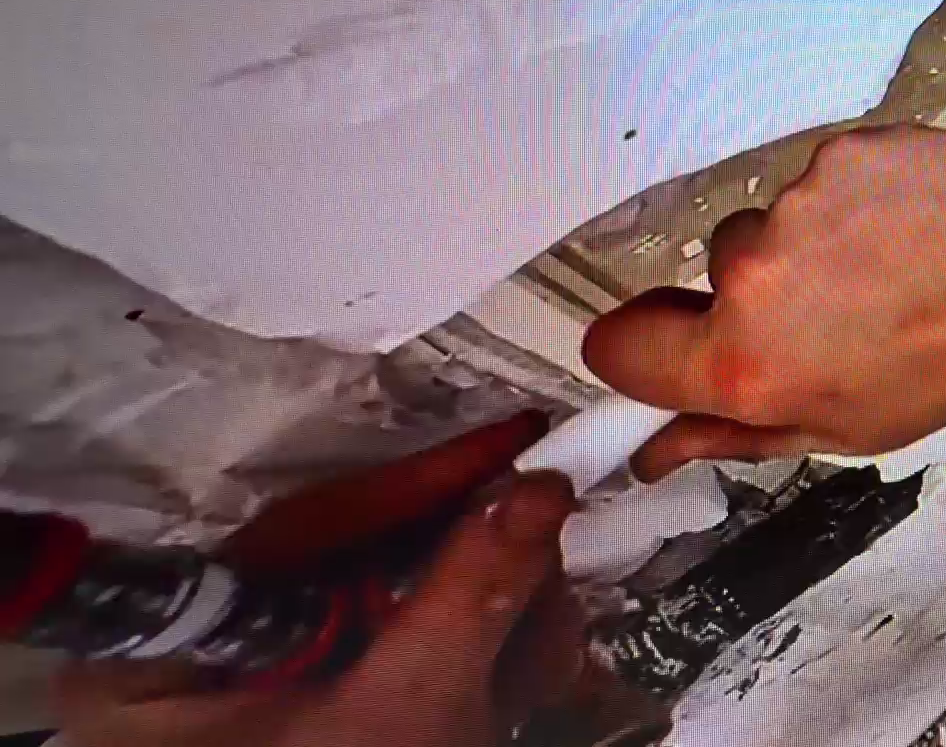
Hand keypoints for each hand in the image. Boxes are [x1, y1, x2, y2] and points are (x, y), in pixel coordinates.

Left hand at [54, 415, 581, 746]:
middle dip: (492, 564)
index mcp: (189, 652)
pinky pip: (444, 626)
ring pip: (433, 585)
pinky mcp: (362, 688)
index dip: (429, 477)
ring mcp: (307, 671)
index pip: (317, 523)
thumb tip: (544, 482)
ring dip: (514, 609)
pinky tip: (532, 674)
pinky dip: (503, 642)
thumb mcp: (411, 709)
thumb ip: (473, 591)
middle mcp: (242, 646)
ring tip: (547, 655)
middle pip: (391, 551)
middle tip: (553, 568)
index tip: (522, 439)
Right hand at [583, 126, 945, 478]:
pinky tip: (905, 220)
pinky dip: (853, 196)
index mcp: (747, 362)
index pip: (621, 346)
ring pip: (775, 218)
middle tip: (844, 301)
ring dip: (815, 238)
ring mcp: (797, 203)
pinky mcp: (839, 153)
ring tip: (889, 258)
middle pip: (713, 271)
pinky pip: (821, 176)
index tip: (672, 336)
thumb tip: (658, 447)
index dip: (640, 345)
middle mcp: (755, 277)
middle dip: (763, 288)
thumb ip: (736, 433)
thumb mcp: (842, 427)